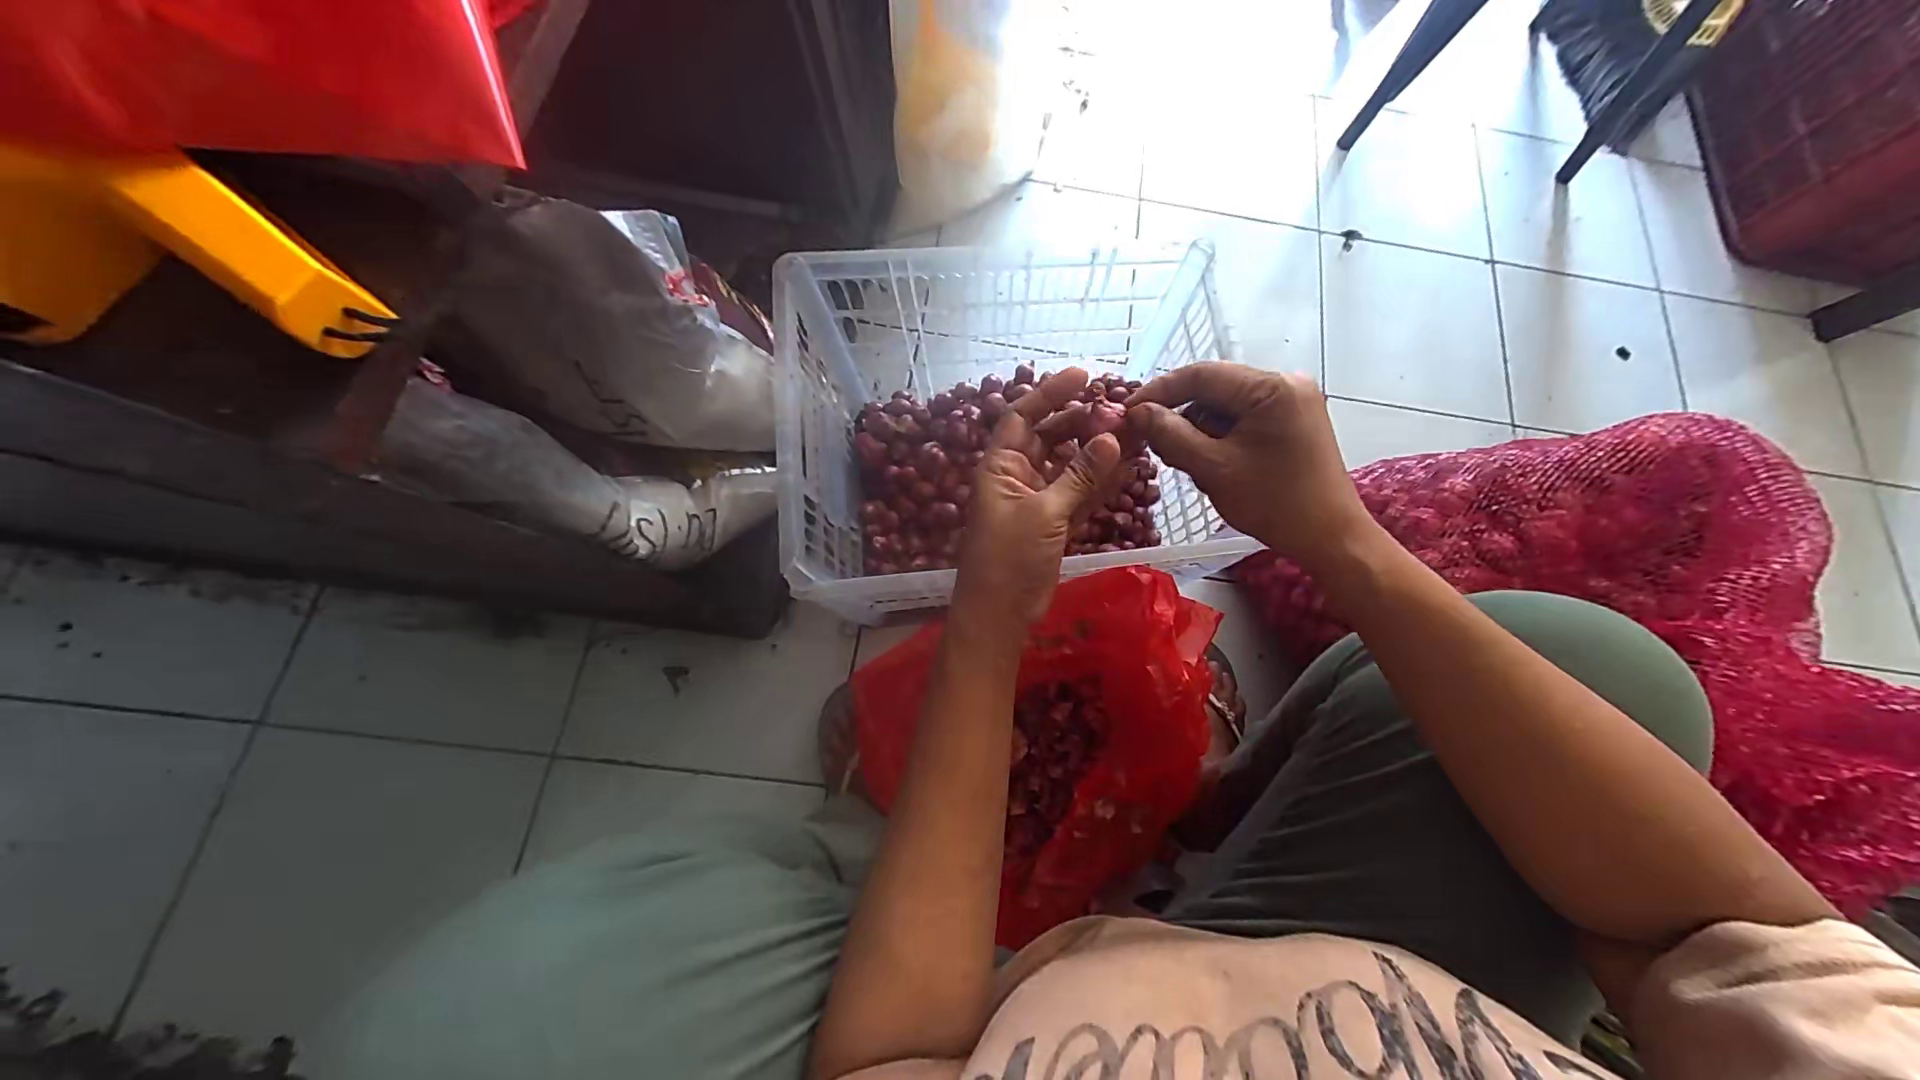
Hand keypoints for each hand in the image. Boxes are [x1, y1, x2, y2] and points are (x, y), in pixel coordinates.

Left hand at [952, 369, 1122, 627]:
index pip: (1024, 416)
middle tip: (1120, 410)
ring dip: (1099, 451)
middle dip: (1084, 422)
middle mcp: (1018, 476)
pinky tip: (1129, 466)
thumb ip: (1079, 476)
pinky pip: (1080, 493)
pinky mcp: (1054, 523)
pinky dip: (1102, 482)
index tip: (1083, 374)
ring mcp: (1038, 500)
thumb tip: (1112, 438)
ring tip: (1135, 431)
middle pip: (1052, 437)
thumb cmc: (1008, 559)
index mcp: (1000, 466)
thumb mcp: (1044, 513)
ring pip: (1071, 465)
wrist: (1000, 614)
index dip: (1050, 393)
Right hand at [1125, 362, 1373, 569]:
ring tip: (1187, 464)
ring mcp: (1292, 402)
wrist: (1329, 536)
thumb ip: (1170, 435)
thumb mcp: (1213, 468)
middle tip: (1153, 443)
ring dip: (1199, 431)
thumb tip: (1138, 412)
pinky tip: (1211, 464)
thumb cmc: (1274, 503)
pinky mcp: (1293, 422)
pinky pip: (1243, 419)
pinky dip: (1220, 438)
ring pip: (1226, 406)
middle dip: (1180, 416)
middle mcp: (1286, 384)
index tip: (1128, 412)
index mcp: (1271, 388)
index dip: (1159, 391)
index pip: (1201, 374)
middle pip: (1214, 389)